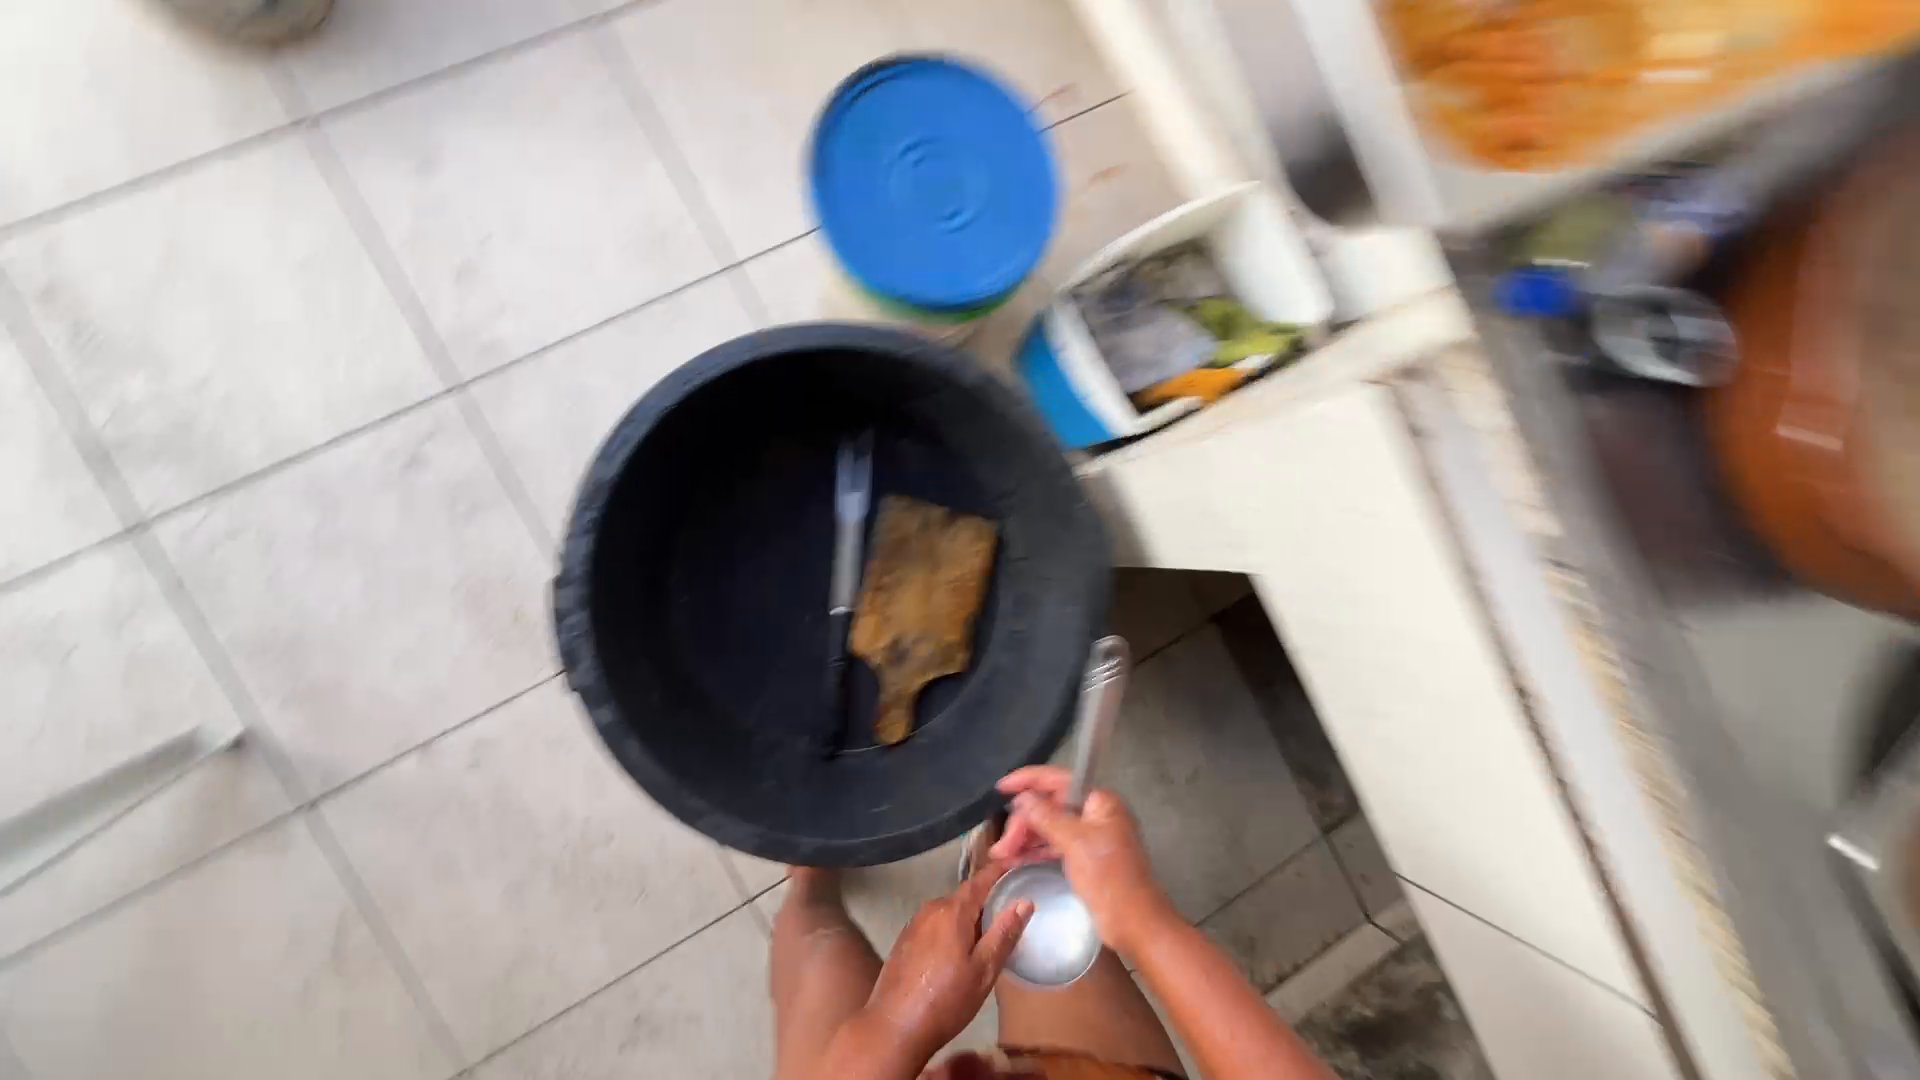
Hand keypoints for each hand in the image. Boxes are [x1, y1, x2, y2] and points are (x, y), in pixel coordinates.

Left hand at [864, 863, 1033, 1058]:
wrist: (894, 1027)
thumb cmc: (946, 1000)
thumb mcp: (983, 971)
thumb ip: (1004, 934)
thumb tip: (1024, 901)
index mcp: (952, 911)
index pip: (980, 880)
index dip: (999, 872)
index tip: (1016, 866)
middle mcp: (931, 909)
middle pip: (964, 897)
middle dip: (985, 902)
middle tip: (1007, 917)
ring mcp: (914, 923)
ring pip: (949, 912)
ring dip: (967, 919)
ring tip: (985, 940)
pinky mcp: (905, 940)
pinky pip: (935, 925)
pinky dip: (950, 930)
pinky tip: (955, 955)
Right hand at [988, 766, 1174, 954]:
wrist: (1135, 924)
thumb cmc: (1110, 878)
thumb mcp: (1075, 842)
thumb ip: (1046, 816)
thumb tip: (1022, 797)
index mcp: (1099, 801)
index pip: (1057, 780)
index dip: (1028, 780)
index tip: (1001, 787)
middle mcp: (1094, 813)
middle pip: (1049, 806)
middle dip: (1023, 822)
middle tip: (1001, 845)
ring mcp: (1088, 837)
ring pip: (1048, 827)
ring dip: (1024, 838)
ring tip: (1000, 855)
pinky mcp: (1083, 858)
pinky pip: (1052, 845)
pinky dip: (1034, 850)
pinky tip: (1013, 859)